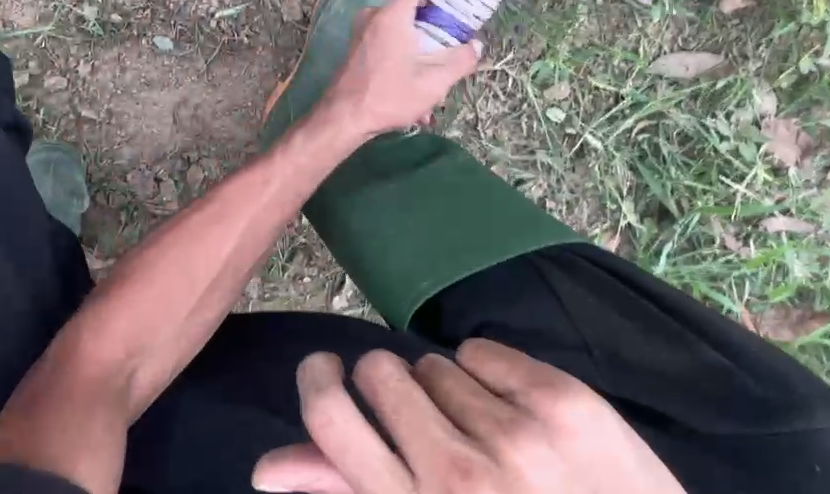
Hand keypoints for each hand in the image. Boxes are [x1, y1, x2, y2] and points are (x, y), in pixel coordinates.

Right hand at [252, 342, 684, 493]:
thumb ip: (345, 493)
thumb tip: (262, 469)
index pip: (330, 417)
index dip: (316, 381)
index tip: (325, 370)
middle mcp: (460, 476)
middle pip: (378, 373)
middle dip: (391, 389)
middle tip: (427, 425)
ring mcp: (518, 437)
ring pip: (432, 363)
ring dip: (447, 391)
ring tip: (488, 438)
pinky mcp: (566, 403)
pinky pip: (481, 349)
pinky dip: (492, 376)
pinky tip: (522, 419)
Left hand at [307, 0, 480, 142]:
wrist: (343, 116)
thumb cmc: (388, 95)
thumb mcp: (433, 83)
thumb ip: (459, 61)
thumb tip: (476, 46)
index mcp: (391, 16)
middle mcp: (373, 17)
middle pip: (409, 8)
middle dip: (432, 28)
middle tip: (451, 48)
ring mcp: (361, 32)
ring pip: (399, 31)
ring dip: (419, 53)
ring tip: (433, 85)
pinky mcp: (356, 47)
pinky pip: (386, 44)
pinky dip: (403, 61)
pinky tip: (413, 95)